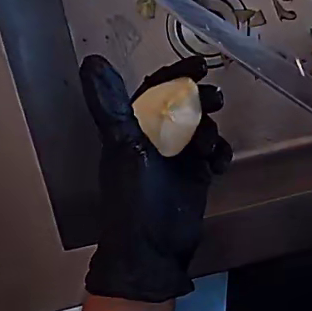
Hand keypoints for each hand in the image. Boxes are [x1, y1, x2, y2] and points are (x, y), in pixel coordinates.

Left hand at [81, 55, 233, 302]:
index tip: (201, 66)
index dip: (178, 73)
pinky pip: (213, 155)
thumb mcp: (121, 145)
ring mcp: (177, 157)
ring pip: (201, 128)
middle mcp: (155, 137)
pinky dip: (219, 154)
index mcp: (133, 127)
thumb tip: (92, 61)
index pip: (157, 88)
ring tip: (208, 146)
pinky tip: (219, 163)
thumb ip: (110, 104)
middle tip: (217, 99)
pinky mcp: (196, 176)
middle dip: (202, 100)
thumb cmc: (132, 198)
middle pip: (184, 105)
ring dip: (210, 131)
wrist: (151, 249)